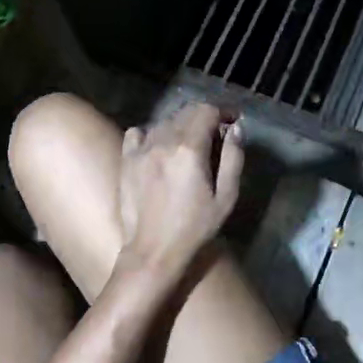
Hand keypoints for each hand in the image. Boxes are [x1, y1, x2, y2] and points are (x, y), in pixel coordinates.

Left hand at [117, 102, 242, 270]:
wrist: (154, 251)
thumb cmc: (195, 228)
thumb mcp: (226, 197)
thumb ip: (233, 158)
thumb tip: (236, 129)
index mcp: (189, 149)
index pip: (206, 111)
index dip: (223, 112)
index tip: (232, 121)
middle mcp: (163, 142)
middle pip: (185, 113)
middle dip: (204, 118)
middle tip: (215, 135)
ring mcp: (141, 150)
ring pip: (163, 122)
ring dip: (180, 126)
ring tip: (189, 145)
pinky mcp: (126, 160)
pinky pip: (138, 133)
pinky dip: (151, 133)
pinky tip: (158, 148)